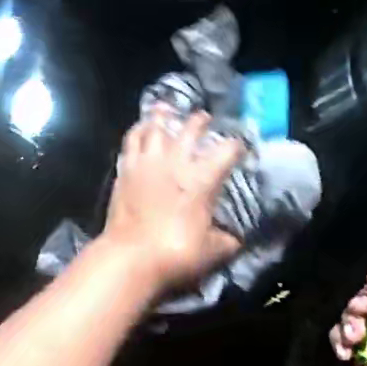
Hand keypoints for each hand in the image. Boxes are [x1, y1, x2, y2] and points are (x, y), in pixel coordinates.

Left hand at [98, 108, 245, 290]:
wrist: (130, 256)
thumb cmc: (175, 252)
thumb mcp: (212, 251)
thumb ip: (226, 240)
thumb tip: (235, 239)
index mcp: (202, 178)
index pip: (227, 151)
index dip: (237, 145)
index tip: (240, 146)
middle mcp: (176, 162)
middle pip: (190, 129)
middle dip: (200, 121)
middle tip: (204, 117)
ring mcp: (148, 162)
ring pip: (156, 127)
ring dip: (164, 116)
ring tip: (167, 109)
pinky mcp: (126, 169)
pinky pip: (132, 140)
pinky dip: (138, 130)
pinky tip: (140, 128)